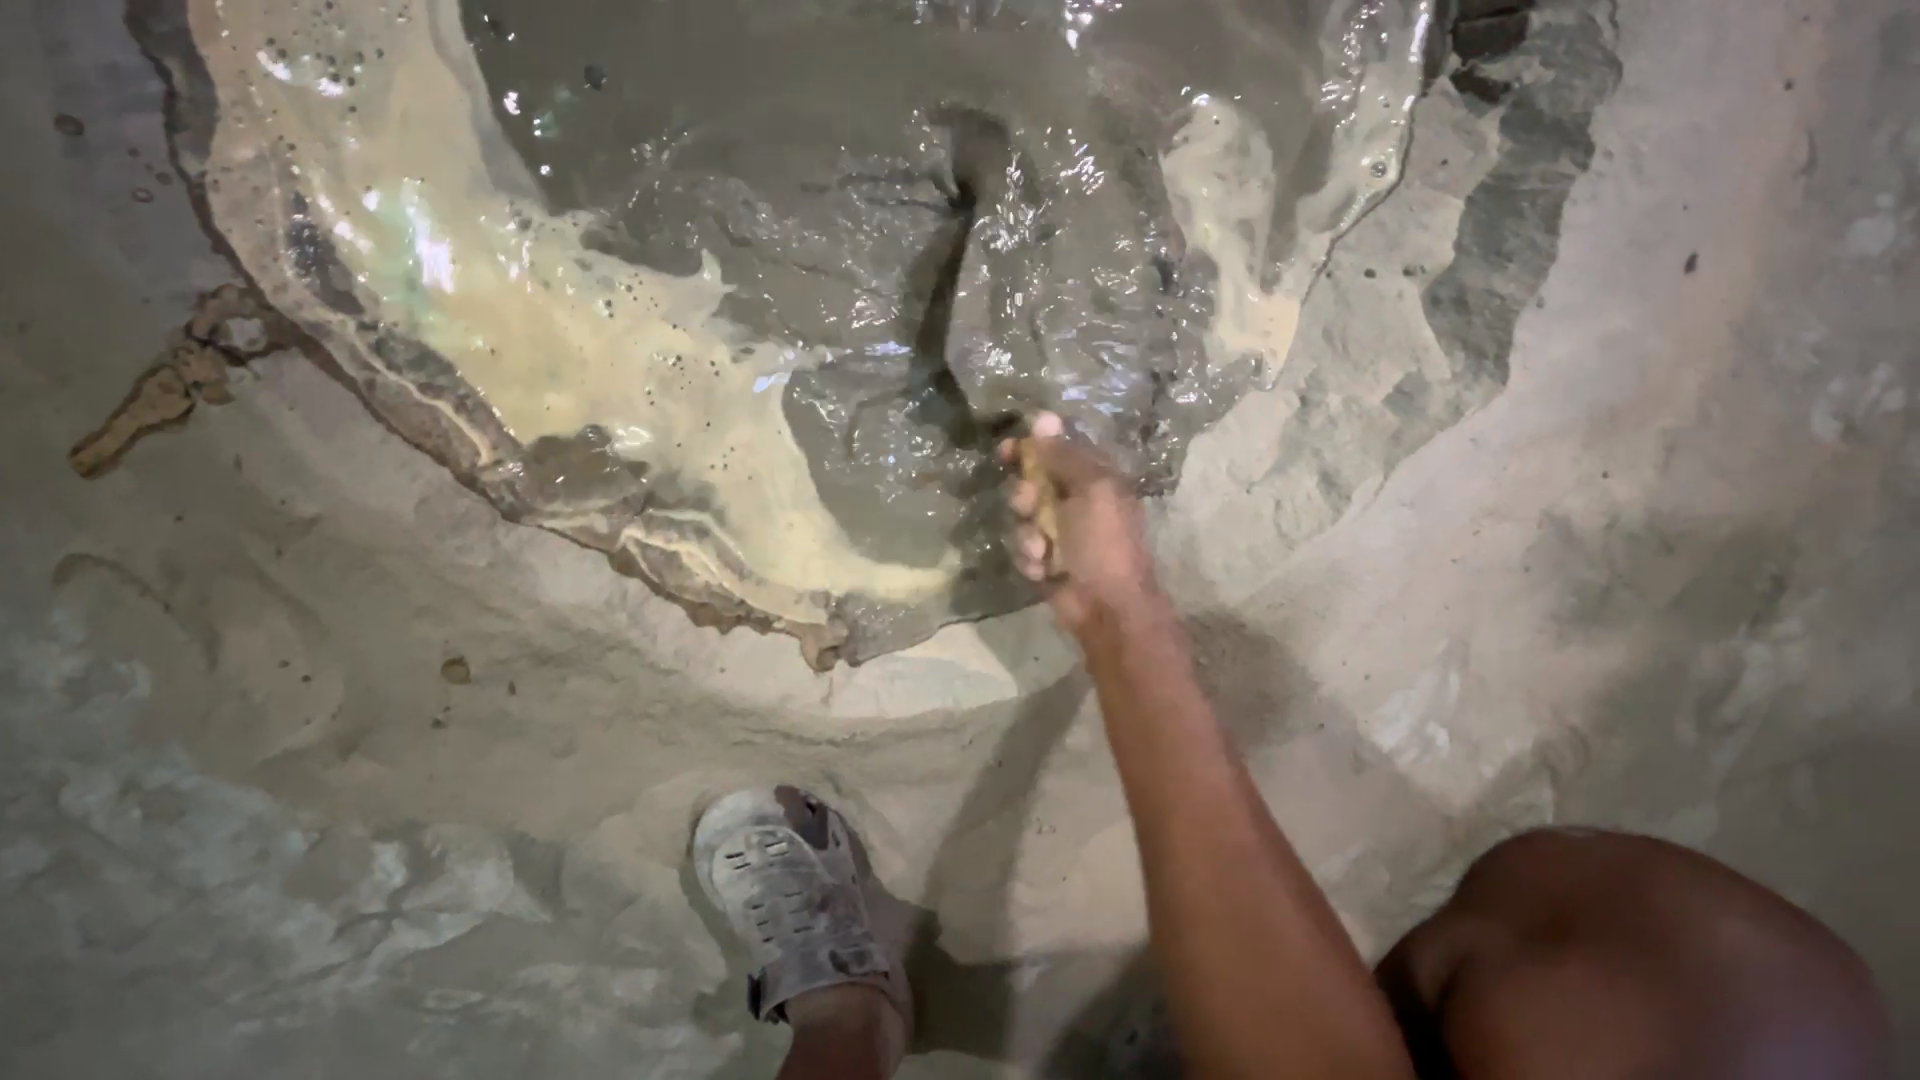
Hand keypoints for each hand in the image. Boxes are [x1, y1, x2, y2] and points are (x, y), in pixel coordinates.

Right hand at [1000, 413, 1161, 635]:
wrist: (1107, 607)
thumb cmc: (1104, 543)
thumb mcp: (1090, 488)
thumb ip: (1064, 454)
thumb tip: (1043, 417)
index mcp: (1095, 477)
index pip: (1057, 449)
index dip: (1031, 447)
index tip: (1005, 449)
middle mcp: (1076, 500)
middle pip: (1032, 482)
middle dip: (1024, 495)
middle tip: (1030, 505)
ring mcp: (1060, 533)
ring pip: (1022, 518)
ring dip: (1027, 534)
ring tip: (1043, 550)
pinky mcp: (1045, 561)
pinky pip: (1022, 548)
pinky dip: (1030, 559)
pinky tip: (1044, 572)